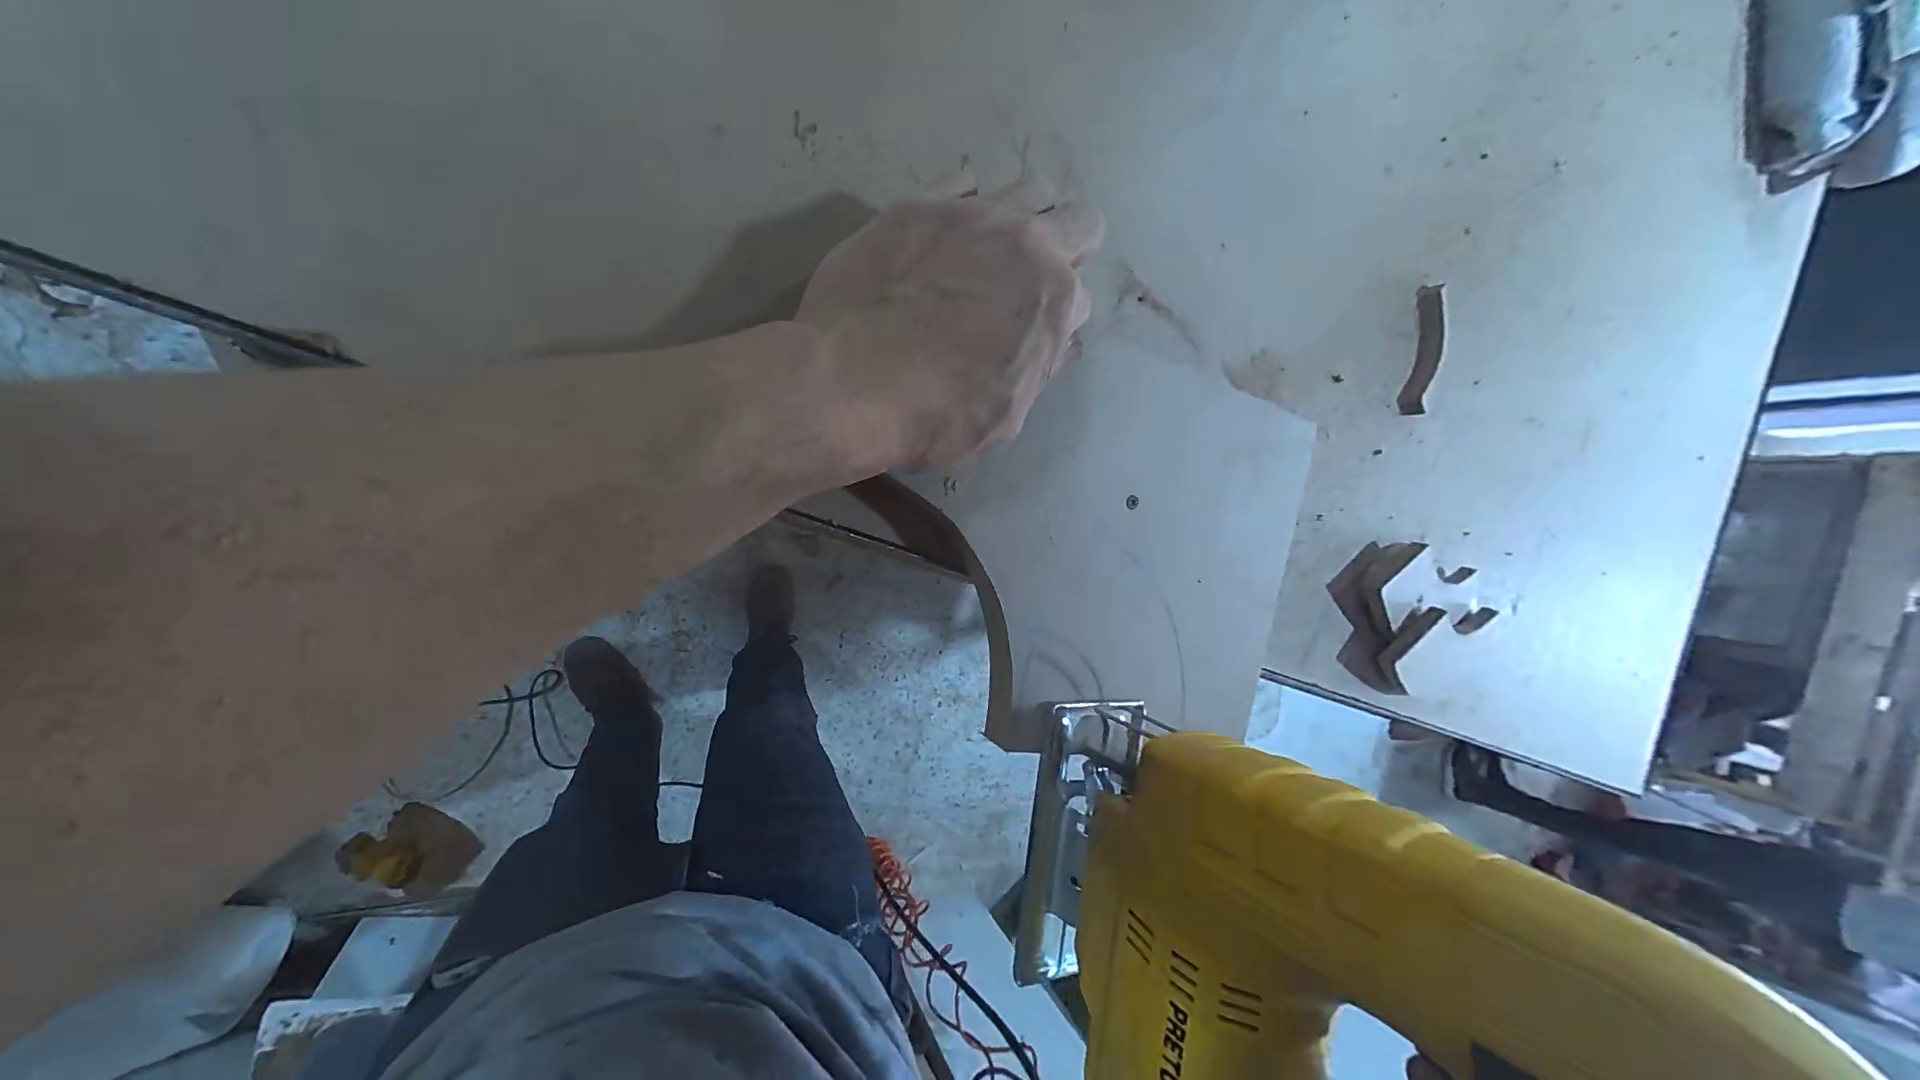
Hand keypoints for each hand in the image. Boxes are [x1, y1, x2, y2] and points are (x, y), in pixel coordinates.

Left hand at [796, 177, 1103, 470]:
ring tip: (986, 251)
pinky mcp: (919, 204)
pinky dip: (962, 204)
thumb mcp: (1006, 416)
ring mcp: (972, 215)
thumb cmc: (936, 416)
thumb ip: (1039, 368)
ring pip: (1028, 188)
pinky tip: (938, 236)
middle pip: (1078, 221)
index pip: (1079, 296)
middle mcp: (1027, 243)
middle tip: (1024, 281)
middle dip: (1065, 249)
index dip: (1056, 317)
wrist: (852, 383)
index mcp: (1055, 300)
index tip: (1031, 332)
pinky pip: (960, 180)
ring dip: (1021, 217)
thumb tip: (1060, 342)